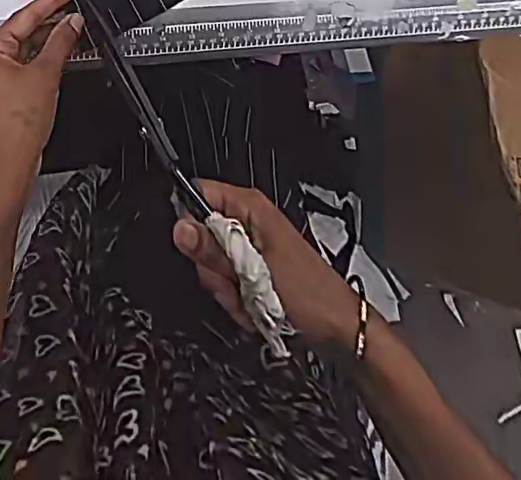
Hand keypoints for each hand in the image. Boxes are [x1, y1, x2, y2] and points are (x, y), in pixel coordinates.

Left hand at [0, 0, 83, 193]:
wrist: (8, 166)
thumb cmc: (13, 129)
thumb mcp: (45, 74)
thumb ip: (61, 42)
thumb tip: (71, 24)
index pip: (24, 16)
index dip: (50, 1)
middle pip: (23, 30)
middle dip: (51, 19)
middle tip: (74, 5)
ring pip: (26, 47)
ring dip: (49, 38)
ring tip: (73, 25)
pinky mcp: (5, 90)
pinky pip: (26, 62)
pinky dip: (44, 56)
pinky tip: (61, 50)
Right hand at [172, 179, 360, 347]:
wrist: (339, 328)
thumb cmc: (311, 294)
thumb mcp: (254, 272)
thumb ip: (213, 249)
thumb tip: (181, 228)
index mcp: (250, 206)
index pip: (197, 193)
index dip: (189, 220)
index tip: (199, 248)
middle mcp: (248, 220)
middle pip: (200, 234)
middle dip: (213, 267)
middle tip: (235, 282)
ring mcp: (250, 245)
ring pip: (212, 262)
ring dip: (226, 288)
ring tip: (251, 298)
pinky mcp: (252, 267)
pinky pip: (226, 280)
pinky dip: (236, 298)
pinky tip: (254, 306)